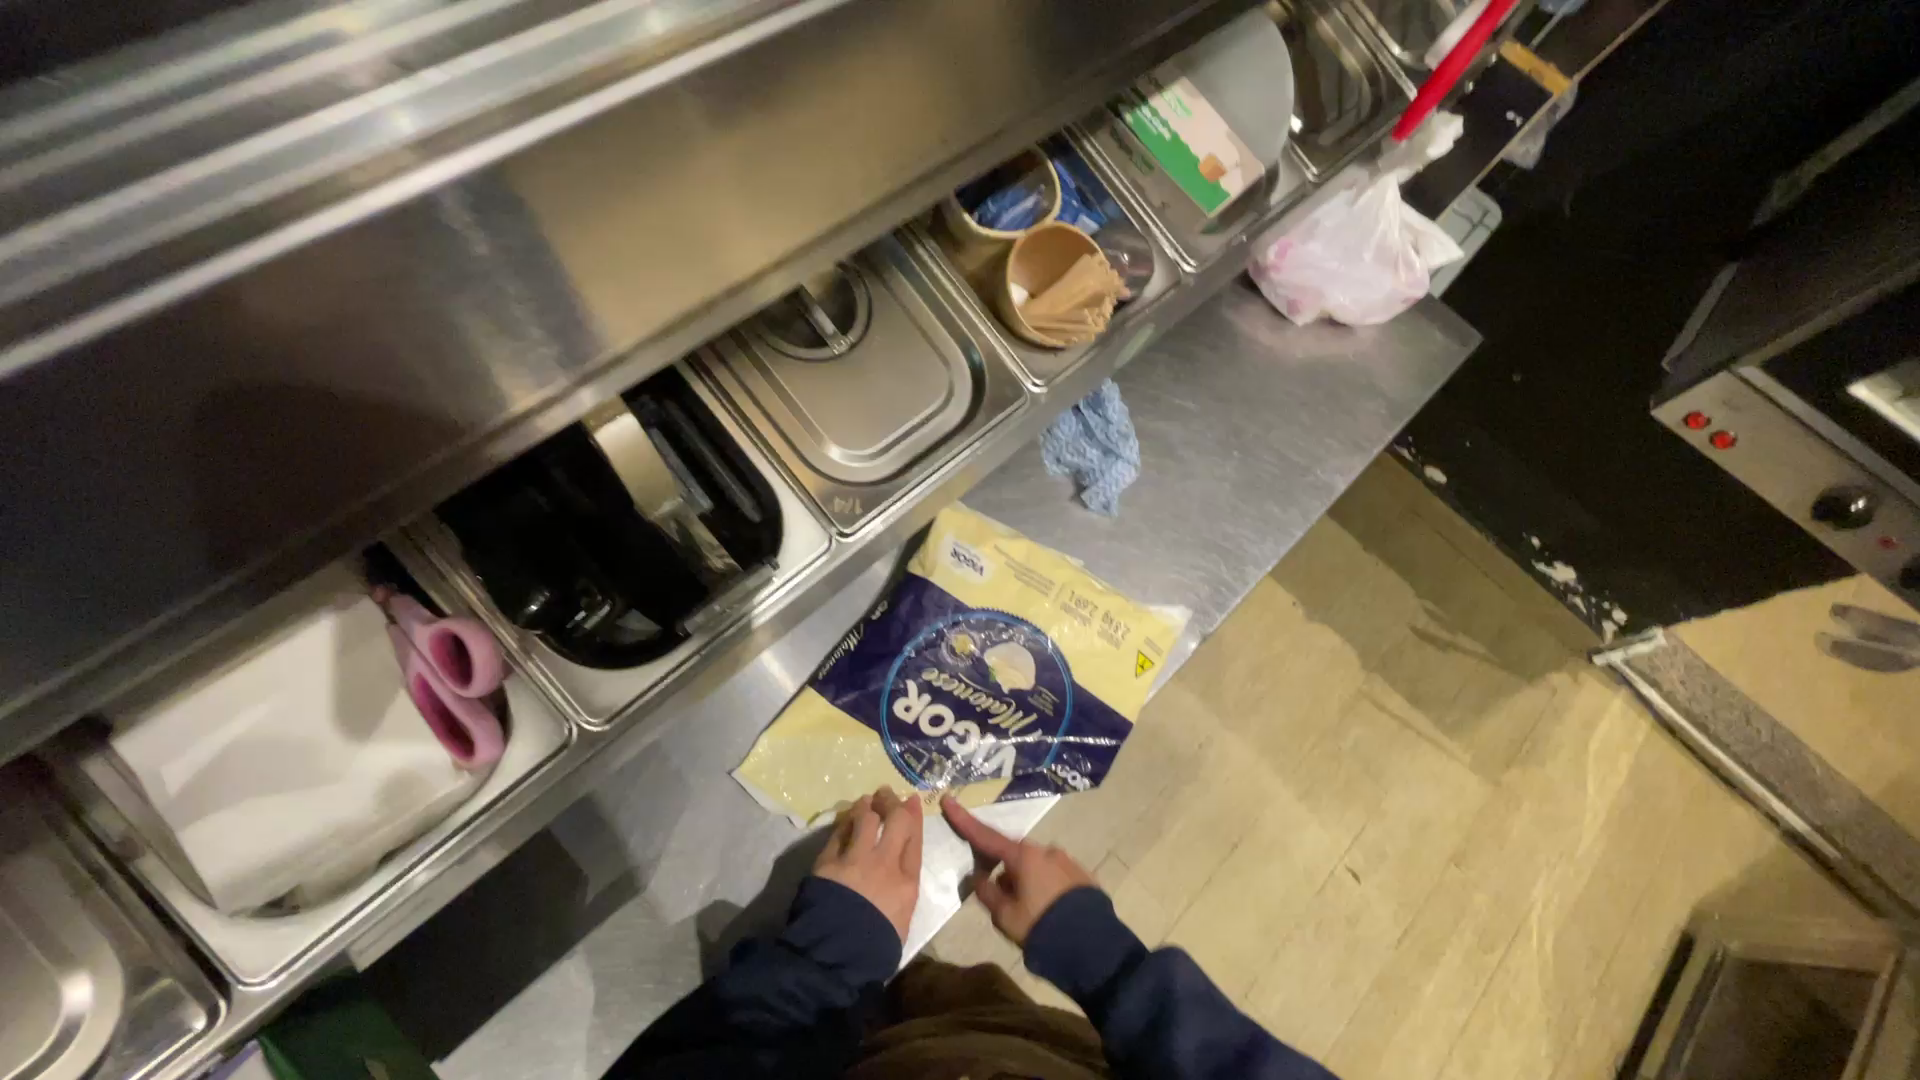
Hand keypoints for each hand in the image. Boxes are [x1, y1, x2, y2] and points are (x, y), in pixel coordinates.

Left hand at [812, 787, 922, 942]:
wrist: (832, 960)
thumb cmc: (871, 953)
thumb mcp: (900, 925)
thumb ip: (901, 895)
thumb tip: (898, 882)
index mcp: (906, 883)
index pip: (914, 839)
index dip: (913, 816)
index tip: (912, 801)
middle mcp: (884, 864)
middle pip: (894, 821)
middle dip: (892, 803)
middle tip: (887, 793)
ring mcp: (855, 860)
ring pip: (865, 819)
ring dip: (867, 806)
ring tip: (866, 800)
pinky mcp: (828, 862)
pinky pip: (839, 833)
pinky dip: (845, 822)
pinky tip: (846, 817)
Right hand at [942, 796, 1095, 945]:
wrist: (1092, 945)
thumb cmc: (1040, 927)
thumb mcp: (1004, 916)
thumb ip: (987, 893)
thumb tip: (980, 876)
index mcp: (1024, 856)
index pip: (986, 836)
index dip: (964, 820)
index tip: (948, 800)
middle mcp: (1046, 850)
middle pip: (1014, 855)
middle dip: (1003, 871)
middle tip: (1001, 898)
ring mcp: (1067, 861)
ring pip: (1035, 867)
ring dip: (1026, 881)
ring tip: (1029, 914)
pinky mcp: (1082, 875)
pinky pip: (1054, 876)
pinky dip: (1045, 887)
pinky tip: (1048, 911)